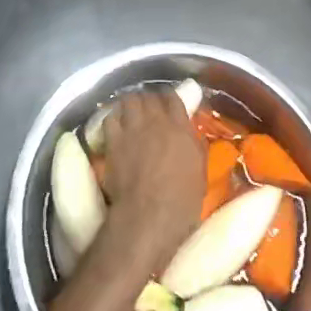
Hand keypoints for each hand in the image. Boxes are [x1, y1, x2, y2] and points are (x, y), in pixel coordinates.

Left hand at [98, 89, 203, 269]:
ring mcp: (132, 128)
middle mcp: (155, 121)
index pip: (173, 98)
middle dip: (148, 100)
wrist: (149, 215)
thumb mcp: (200, 172)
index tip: (167, 104)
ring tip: (130, 112)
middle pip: (149, 96)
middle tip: (148, 109)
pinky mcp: (113, 140)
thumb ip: (194, 147)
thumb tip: (189, 135)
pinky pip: (110, 118)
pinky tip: (115, 125)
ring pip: (128, 100)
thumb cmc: (182, 202)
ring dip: (130, 104)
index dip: (169, 98)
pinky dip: (113, 117)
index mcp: (180, 128)